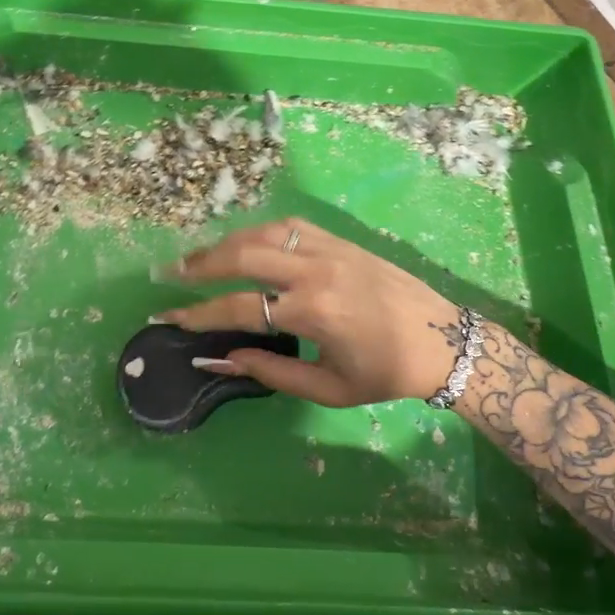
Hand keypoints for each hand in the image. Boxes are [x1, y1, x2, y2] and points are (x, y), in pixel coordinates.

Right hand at [153, 218, 465, 407]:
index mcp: (314, 312)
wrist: (444, 341)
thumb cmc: (385, 373)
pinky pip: (287, 226)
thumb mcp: (329, 388)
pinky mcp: (338, 239)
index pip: (240, 307)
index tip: (170, 318)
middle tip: (170, 274)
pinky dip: (257, 233)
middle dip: (200, 264)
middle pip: (243, 255)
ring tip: (197, 258)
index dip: (199, 314)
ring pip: (262, 233)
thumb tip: (220, 359)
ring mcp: (328, 248)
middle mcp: (316, 271)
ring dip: (224, 243)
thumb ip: (272, 372)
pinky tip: (242, 244)